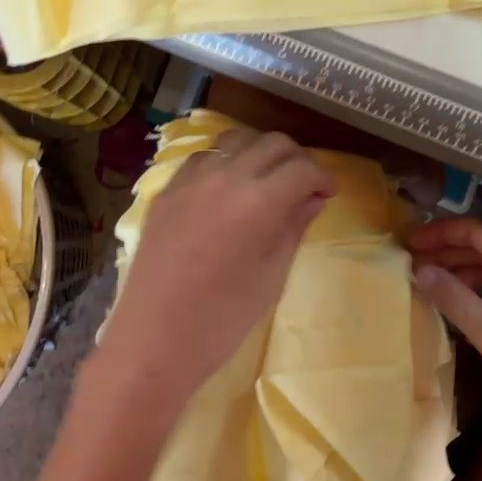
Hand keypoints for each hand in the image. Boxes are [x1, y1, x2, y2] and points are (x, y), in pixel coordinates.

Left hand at [99, 130, 335, 399]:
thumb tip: (313, 199)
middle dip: (295, 160)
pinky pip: (204, 158)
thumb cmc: (222, 320)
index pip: (302, 168)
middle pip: (272, 143)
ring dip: (259, 153)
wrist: (153, 340)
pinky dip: (225, 162)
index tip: (328, 193)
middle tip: (303, 187)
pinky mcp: (168, 189)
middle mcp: (225, 177)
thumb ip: (293, 229)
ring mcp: (191, 179)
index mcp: (258, 202)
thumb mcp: (271, 278)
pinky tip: (228, 189)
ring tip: (267, 181)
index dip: (322, 177)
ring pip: (236, 140)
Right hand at [410, 217, 481, 463]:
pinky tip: (459, 313)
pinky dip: (480, 297)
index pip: (477, 232)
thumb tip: (421, 269)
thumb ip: (456, 299)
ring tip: (428, 287)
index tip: (407, 241)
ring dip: (462, 276)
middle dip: (448, 253)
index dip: (440, 232)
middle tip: (410, 264)